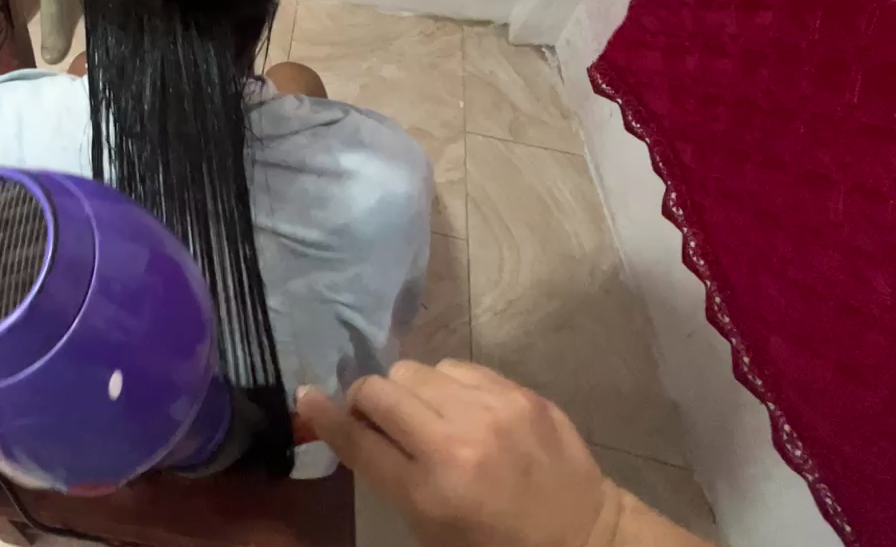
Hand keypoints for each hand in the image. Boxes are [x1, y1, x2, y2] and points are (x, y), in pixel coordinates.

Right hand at [298, 360, 622, 546]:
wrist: (590, 542)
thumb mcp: (432, 528)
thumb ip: (388, 471)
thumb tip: (346, 418)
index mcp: (432, 493)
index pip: (358, 440)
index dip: (325, 415)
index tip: (306, 396)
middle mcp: (456, 443)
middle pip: (379, 389)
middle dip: (371, 402)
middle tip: (384, 420)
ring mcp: (491, 411)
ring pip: (413, 369)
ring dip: (411, 391)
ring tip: (432, 416)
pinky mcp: (518, 392)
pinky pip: (455, 366)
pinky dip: (449, 386)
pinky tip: (467, 411)